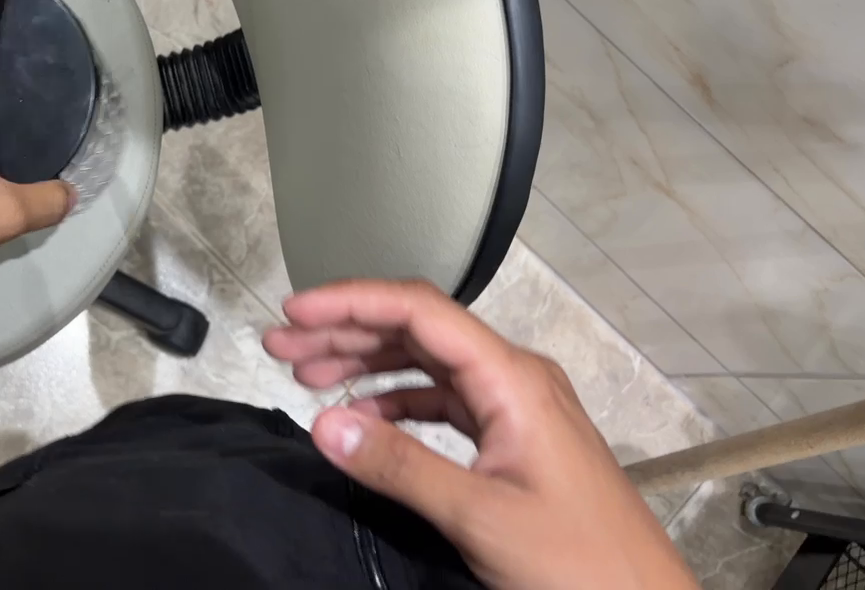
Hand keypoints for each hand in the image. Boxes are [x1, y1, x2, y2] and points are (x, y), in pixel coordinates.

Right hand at [264, 280, 698, 589]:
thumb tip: (321, 423)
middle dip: (342, 330)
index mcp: (510, 375)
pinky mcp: (507, 435)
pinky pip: (435, 398)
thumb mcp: (484, 519)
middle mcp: (509, 374)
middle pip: (412, 329)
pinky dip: (390, 400)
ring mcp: (509, 404)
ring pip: (420, 361)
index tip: (295, 311)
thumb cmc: (584, 568)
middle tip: (281, 345)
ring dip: (361, 362)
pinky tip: (358, 416)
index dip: (350, 301)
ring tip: (304, 374)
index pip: (416, 309)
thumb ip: (400, 466)